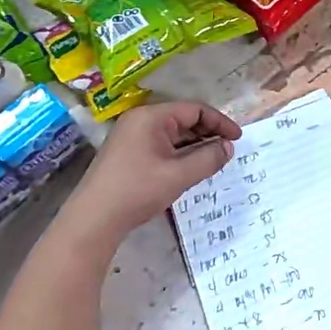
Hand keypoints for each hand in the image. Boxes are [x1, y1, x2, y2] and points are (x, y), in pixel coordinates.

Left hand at [63, 101, 240, 243]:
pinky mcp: (126, 152)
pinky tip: (189, 167)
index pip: (194, 109)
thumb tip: (228, 147)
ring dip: (194, 144)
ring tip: (213, 159)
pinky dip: (178, 152)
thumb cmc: (137, 190)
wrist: (93, 219)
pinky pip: (160, 144)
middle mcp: (140, 120)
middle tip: (227, 150)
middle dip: (207, 132)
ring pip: (172, 133)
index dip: (219, 122)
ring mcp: (130, 136)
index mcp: (151, 117)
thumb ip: (208, 158)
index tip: (237, 138)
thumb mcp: (179, 175)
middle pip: (182, 118)